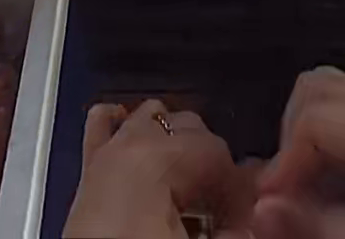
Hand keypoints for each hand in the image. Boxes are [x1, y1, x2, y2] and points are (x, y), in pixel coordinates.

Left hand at [65, 99, 238, 238]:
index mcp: (157, 157)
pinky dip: (127, 128)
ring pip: (152, 117)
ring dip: (176, 146)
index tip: (244, 221)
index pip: (216, 151)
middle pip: (189, 128)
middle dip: (211, 166)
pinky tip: (144, 150)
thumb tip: (257, 215)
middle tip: (223, 214)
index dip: (238, 188)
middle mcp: (129, 143)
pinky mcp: (88, 171)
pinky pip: (105, 125)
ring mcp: (104, 153)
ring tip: (192, 194)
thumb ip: (237, 230)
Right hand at [249, 67, 344, 238]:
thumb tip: (262, 208)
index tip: (269, 202)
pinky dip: (324, 147)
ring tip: (303, 192)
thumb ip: (318, 226)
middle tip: (287, 191)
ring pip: (328, 100)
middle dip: (291, 137)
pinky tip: (329, 193)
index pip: (313, 117)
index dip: (284, 159)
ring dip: (305, 140)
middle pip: (317, 90)